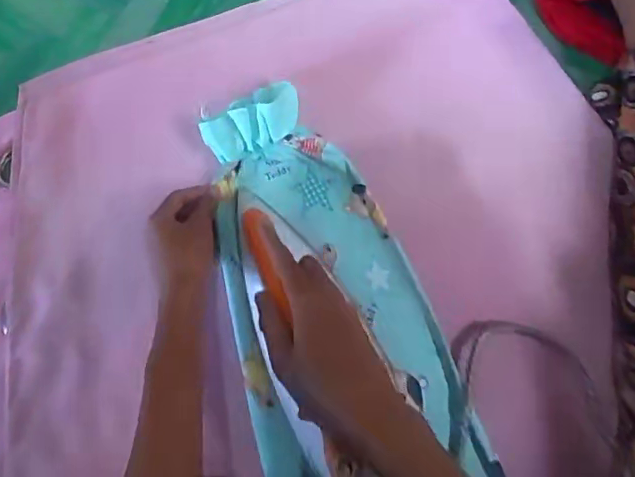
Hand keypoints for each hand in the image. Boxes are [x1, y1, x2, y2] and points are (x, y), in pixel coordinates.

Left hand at [149, 185, 217, 304]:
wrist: (184, 295)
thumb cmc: (190, 256)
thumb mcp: (201, 227)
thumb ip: (206, 206)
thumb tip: (213, 192)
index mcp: (158, 217)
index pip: (178, 196)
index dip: (198, 191)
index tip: (216, 192)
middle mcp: (153, 228)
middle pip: (177, 209)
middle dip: (198, 205)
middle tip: (217, 205)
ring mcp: (158, 244)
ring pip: (179, 224)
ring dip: (197, 219)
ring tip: (216, 220)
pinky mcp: (165, 257)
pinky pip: (180, 237)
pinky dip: (194, 233)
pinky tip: (209, 237)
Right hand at [252, 215, 456, 476]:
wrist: (376, 416)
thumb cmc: (322, 388)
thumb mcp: (283, 361)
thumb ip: (270, 322)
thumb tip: (262, 292)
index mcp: (305, 299)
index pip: (282, 259)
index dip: (268, 238)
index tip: (257, 218)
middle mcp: (327, 294)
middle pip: (306, 264)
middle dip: (289, 266)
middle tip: (275, 291)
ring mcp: (346, 307)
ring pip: (320, 281)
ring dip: (304, 285)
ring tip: (294, 320)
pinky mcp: (357, 323)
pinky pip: (331, 298)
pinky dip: (318, 302)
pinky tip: (314, 336)